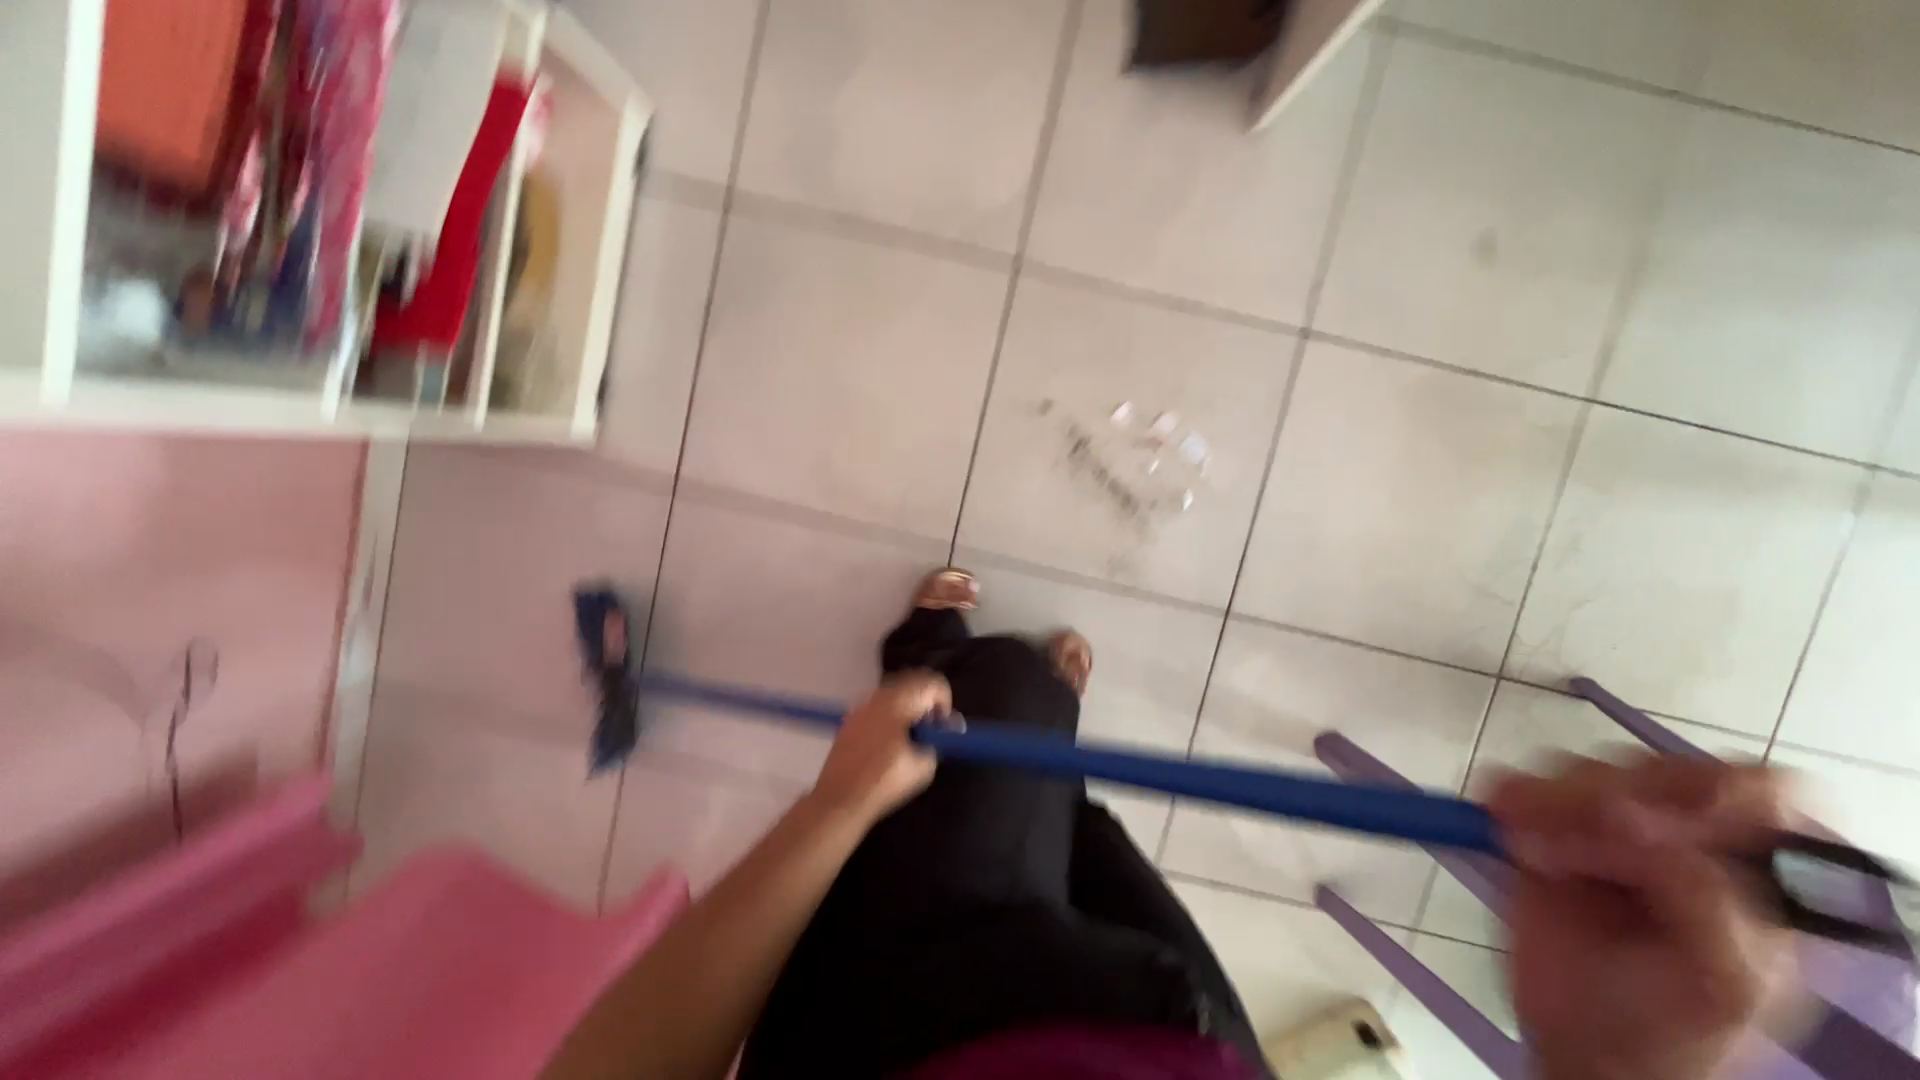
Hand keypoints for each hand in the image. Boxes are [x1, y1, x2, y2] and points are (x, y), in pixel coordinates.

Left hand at [807, 672, 948, 825]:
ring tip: (910, 737)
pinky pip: (877, 705)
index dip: (945, 702)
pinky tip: (889, 741)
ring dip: (908, 707)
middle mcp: (879, 695)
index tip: (943, 726)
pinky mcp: (849, 718)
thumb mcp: (924, 765)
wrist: (839, 798)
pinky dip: (890, 714)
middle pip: (913, 682)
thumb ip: (939, 740)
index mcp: (899, 702)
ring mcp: (861, 705)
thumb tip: (949, 725)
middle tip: (930, 730)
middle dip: (927, 702)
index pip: (933, 683)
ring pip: (894, 692)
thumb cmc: (885, 781)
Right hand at [1490, 755, 1796, 1079]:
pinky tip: (1508, 835)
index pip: (1756, 788)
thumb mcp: (1724, 978)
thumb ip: (1704, 897)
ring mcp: (1606, 829)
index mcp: (1751, 869)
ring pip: (1583, 770)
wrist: (1580, 1050)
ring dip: (1551, 803)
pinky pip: (1521, 785)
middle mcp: (1683, 836)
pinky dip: (1507, 799)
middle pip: (1655, 770)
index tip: (1654, 823)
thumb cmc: (1670, 1027)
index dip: (1711, 791)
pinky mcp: (1544, 830)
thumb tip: (1632, 820)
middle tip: (1579, 847)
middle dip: (1610, 800)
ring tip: (1536, 853)